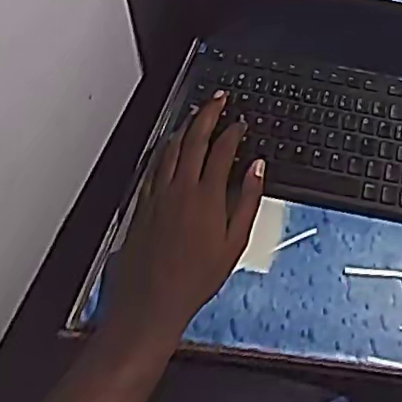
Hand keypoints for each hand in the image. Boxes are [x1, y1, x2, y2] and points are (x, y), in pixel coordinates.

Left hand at [108, 92, 264, 343]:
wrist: (150, 303)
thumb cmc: (194, 279)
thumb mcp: (234, 244)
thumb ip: (248, 200)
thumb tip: (257, 169)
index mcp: (206, 196)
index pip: (222, 149)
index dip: (233, 131)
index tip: (240, 123)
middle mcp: (181, 188)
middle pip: (195, 137)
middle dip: (209, 113)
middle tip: (219, 99)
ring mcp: (160, 192)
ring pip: (173, 145)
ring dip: (186, 124)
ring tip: (197, 112)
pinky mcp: (144, 200)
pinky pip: (155, 162)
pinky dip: (166, 146)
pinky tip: (171, 142)